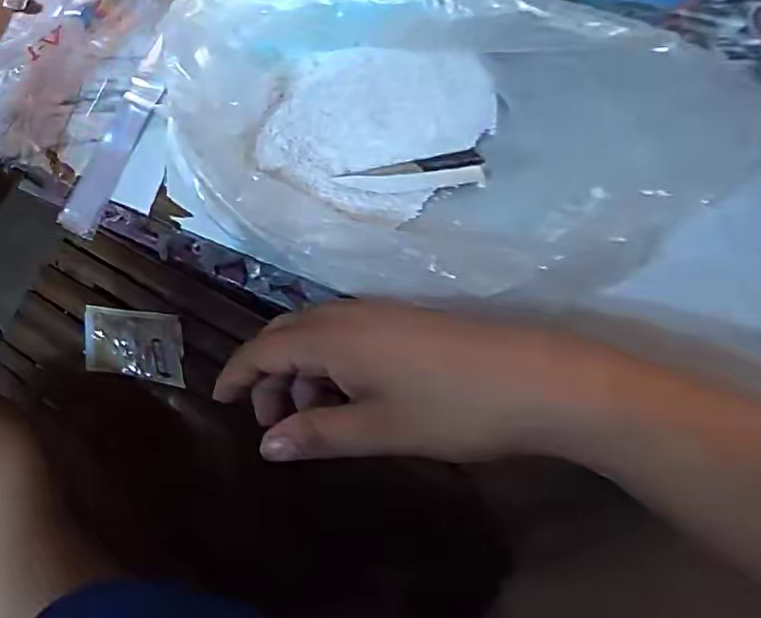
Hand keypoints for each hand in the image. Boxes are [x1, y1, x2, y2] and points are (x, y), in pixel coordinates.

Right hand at [213, 301, 681, 463]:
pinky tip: (348, 395)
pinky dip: (324, 363)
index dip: (236, 375)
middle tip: (272, 422)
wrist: (541, 378)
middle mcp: (336, 314)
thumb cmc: (451, 407)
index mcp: (325, 336)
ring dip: (297, 372)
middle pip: (280, 338)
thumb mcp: (380, 429)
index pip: (260, 350)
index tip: (219, 400)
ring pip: (309, 336)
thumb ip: (317, 435)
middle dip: (266, 377)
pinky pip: (335, 334)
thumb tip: (266, 447)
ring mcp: (366, 312)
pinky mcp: (392, 318)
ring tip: (314, 417)